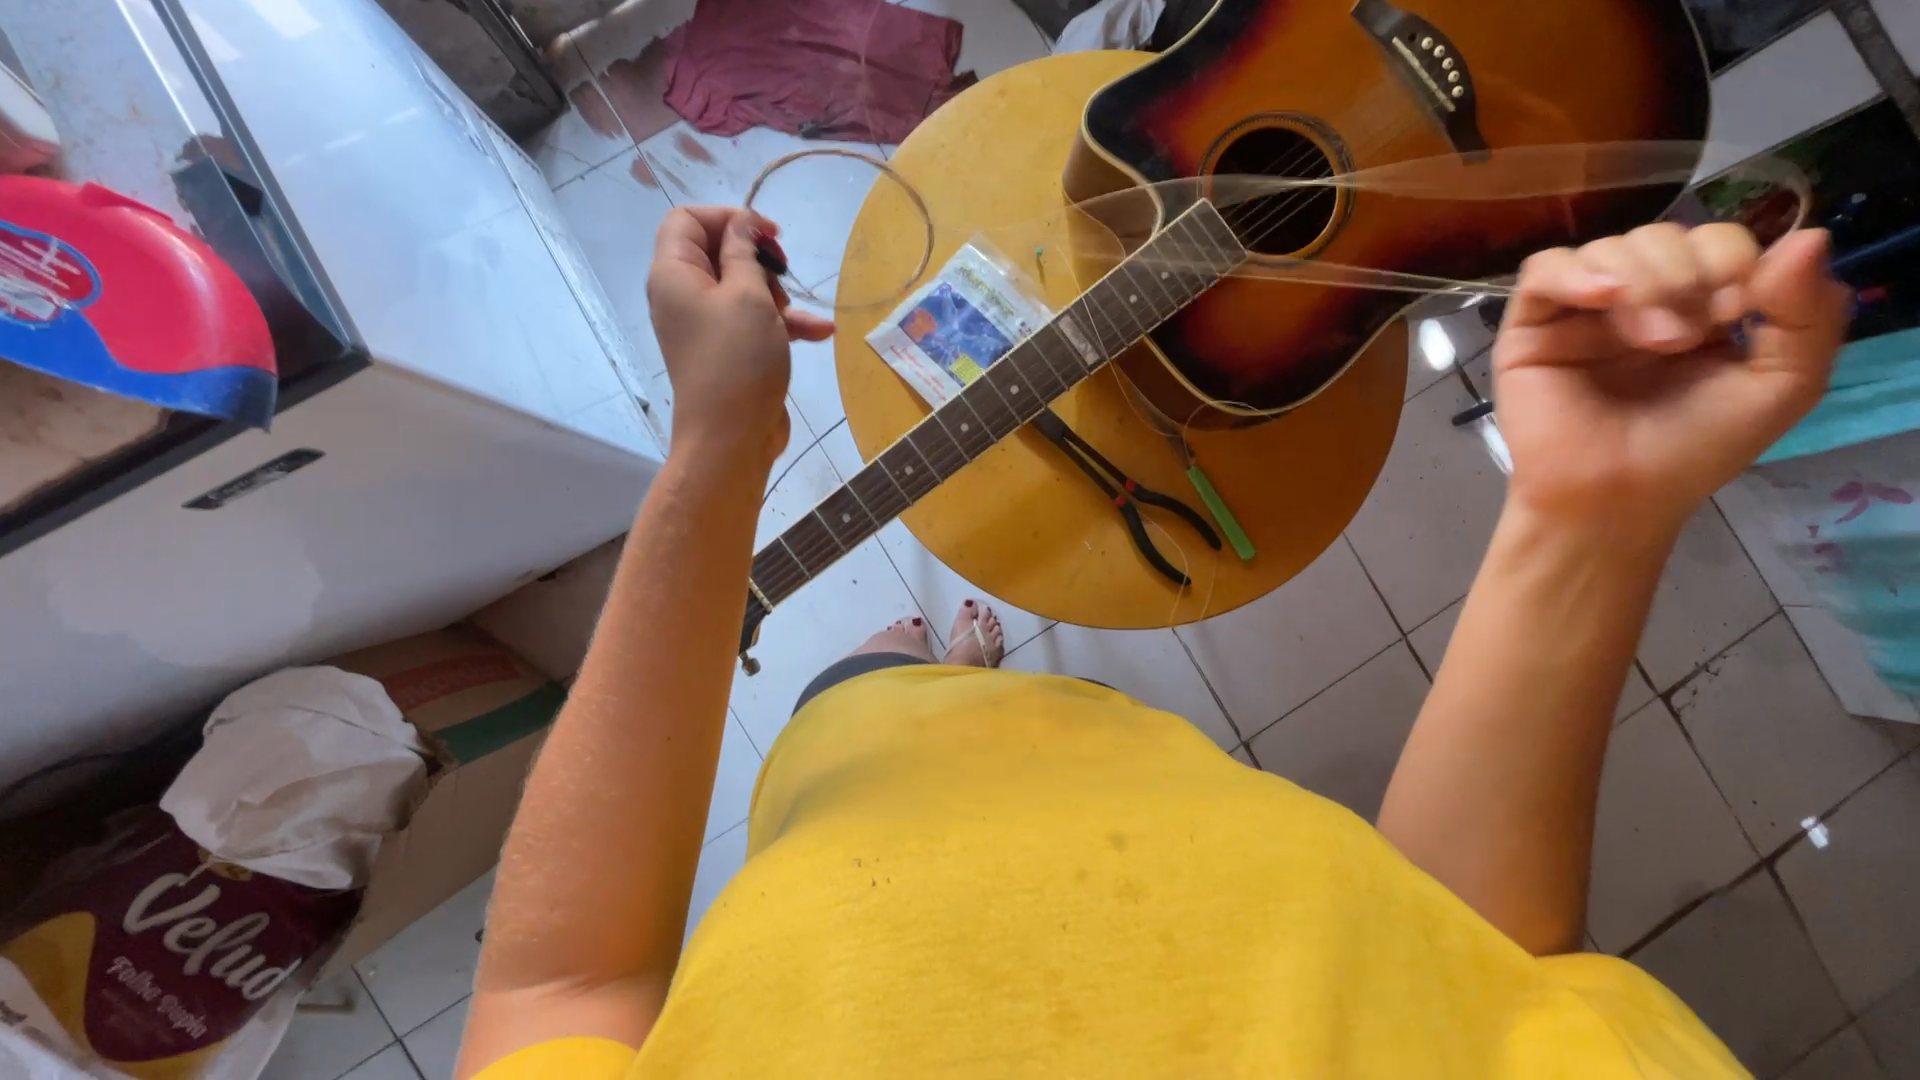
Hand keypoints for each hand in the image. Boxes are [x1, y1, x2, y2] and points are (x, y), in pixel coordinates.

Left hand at [647, 206, 833, 467]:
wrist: (732, 437)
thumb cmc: (738, 359)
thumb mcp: (748, 296)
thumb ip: (745, 253)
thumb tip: (743, 225)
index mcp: (674, 274)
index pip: (688, 219)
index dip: (729, 218)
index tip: (768, 233)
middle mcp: (683, 296)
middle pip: (717, 253)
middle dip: (757, 259)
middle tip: (783, 273)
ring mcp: (706, 326)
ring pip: (742, 290)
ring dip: (777, 295)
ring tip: (798, 313)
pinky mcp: (728, 351)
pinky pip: (754, 323)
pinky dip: (783, 324)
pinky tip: (822, 332)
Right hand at [1491, 223, 1850, 537]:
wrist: (1614, 495)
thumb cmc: (1691, 450)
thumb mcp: (1781, 384)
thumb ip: (1808, 312)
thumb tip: (1806, 236)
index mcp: (1693, 310)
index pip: (1714, 242)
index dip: (1732, 258)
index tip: (1738, 311)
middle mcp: (1634, 304)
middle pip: (1661, 236)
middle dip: (1686, 272)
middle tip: (1685, 337)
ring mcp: (1577, 316)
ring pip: (1606, 247)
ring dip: (1642, 278)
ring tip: (1648, 338)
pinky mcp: (1527, 330)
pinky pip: (1542, 269)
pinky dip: (1575, 272)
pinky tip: (1602, 298)